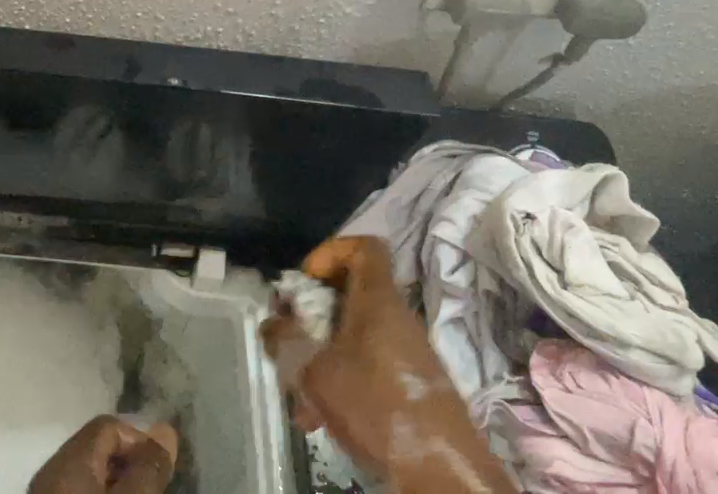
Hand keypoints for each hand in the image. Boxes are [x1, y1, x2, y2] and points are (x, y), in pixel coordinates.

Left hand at [28, 415, 179, 493]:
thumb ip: (147, 466)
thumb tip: (166, 428)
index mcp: (67, 456)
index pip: (107, 425)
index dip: (139, 438)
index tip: (160, 465)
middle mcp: (50, 468)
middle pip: (95, 447)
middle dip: (128, 460)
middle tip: (150, 483)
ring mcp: (43, 490)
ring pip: (86, 471)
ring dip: (114, 478)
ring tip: (135, 492)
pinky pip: (75, 487)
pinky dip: (98, 490)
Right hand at [262, 236, 515, 492]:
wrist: (443, 473)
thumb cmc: (377, 407)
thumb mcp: (314, 370)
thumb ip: (286, 340)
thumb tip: (273, 323)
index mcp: (378, 301)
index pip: (364, 247)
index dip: (330, 252)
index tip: (304, 281)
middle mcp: (396, 318)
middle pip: (348, 295)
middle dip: (310, 317)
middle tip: (287, 342)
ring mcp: (405, 352)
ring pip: (351, 337)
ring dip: (319, 358)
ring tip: (297, 397)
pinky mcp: (409, 384)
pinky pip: (365, 366)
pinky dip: (339, 383)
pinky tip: (319, 419)